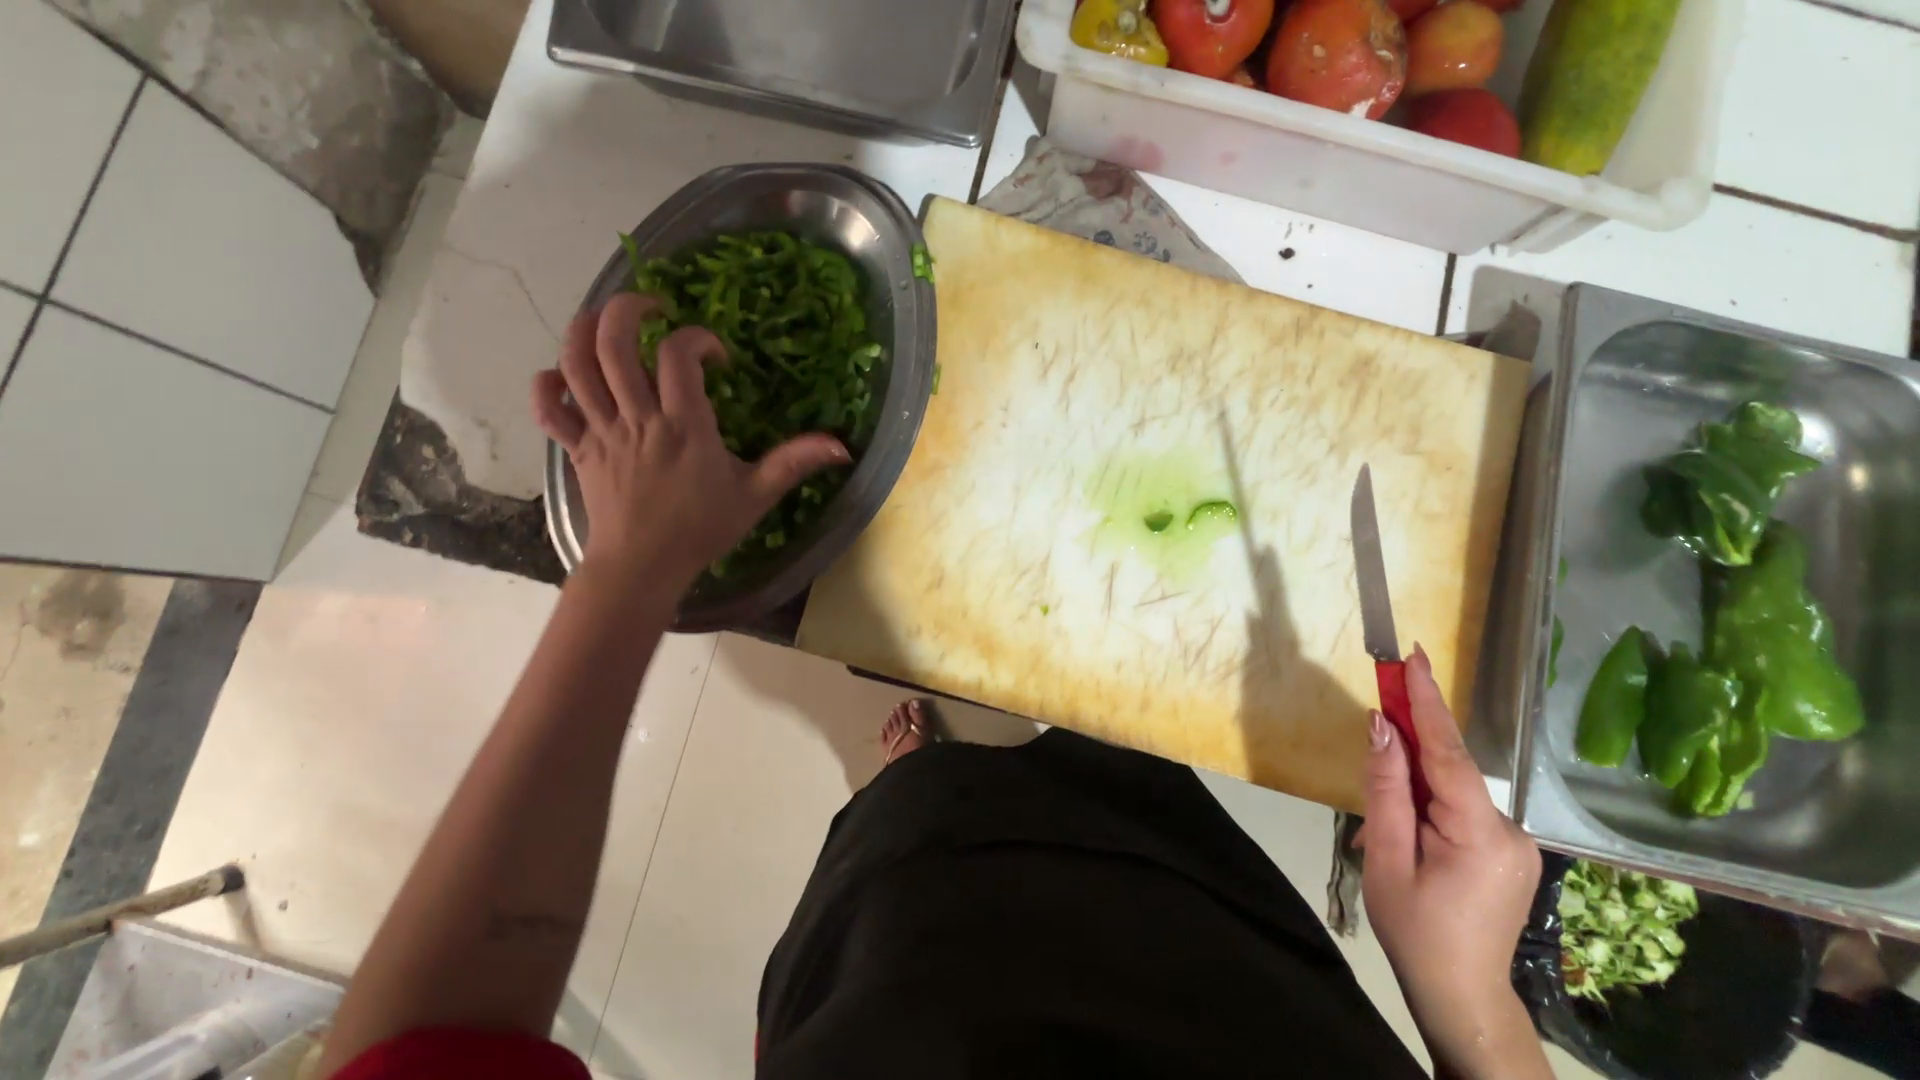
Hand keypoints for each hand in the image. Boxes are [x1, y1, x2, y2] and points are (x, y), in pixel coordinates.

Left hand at [531, 293, 848, 587]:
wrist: (642, 568)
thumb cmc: (700, 530)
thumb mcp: (755, 496)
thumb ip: (794, 463)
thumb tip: (843, 445)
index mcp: (682, 426)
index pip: (680, 355)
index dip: (699, 338)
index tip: (716, 357)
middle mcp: (637, 418)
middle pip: (613, 343)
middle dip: (628, 310)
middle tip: (652, 309)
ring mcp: (601, 431)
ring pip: (576, 365)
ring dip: (584, 331)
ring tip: (605, 321)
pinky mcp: (577, 449)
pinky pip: (549, 409)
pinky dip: (548, 385)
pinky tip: (563, 376)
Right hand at [1361, 646, 1547, 1078]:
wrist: (1461, 994)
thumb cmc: (1414, 929)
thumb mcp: (1386, 859)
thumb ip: (1385, 789)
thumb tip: (1380, 727)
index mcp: (1480, 833)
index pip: (1449, 753)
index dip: (1428, 702)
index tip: (1414, 658)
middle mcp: (1510, 829)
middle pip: (1449, 770)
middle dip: (1408, 748)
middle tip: (1377, 714)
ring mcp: (1516, 842)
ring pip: (1451, 793)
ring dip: (1412, 791)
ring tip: (1383, 835)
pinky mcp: (1510, 852)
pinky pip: (1460, 812)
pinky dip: (1428, 809)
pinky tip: (1407, 841)